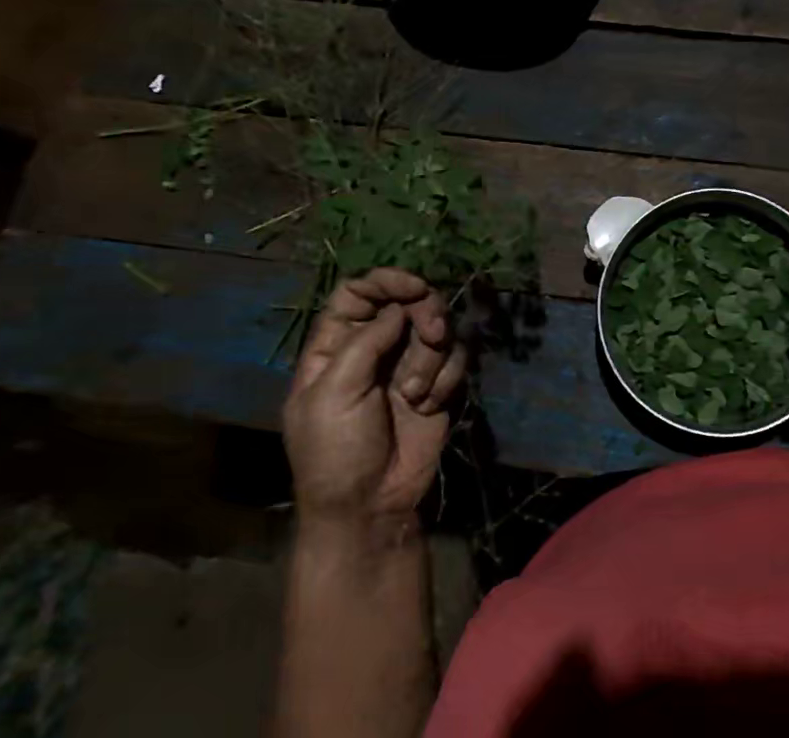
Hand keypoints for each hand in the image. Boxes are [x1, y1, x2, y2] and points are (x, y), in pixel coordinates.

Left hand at [283, 269, 466, 525]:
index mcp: (336, 345)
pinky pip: (455, 359)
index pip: (358, 292)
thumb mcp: (334, 393)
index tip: (412, 285)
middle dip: (424, 312)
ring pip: (435, 329)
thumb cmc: (336, 451)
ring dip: (431, 357)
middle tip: (433, 333)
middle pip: (405, 302)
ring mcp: (407, 366)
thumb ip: (364, 342)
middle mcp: (374, 347)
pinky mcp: (437, 386)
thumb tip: (397, 308)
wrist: (370, 508)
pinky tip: (428, 405)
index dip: (385, 280)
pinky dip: (446, 378)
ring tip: (415, 394)